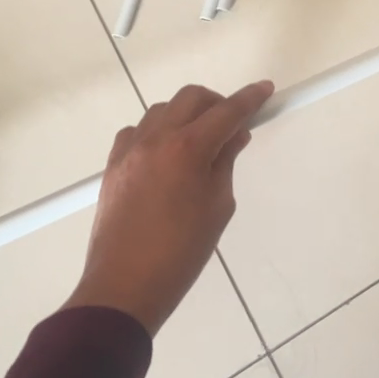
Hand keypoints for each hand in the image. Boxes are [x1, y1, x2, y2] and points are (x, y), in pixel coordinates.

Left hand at [63, 80, 273, 335]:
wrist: (124, 287)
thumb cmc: (182, 251)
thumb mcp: (218, 205)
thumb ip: (225, 162)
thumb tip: (233, 136)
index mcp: (188, 149)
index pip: (228, 111)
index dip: (250, 98)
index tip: (266, 89)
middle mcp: (156, 139)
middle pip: (191, 98)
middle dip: (217, 103)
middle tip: (232, 124)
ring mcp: (129, 151)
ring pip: (162, 110)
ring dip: (186, 116)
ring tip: (199, 142)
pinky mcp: (112, 166)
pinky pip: (137, 131)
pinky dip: (157, 132)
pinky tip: (166, 155)